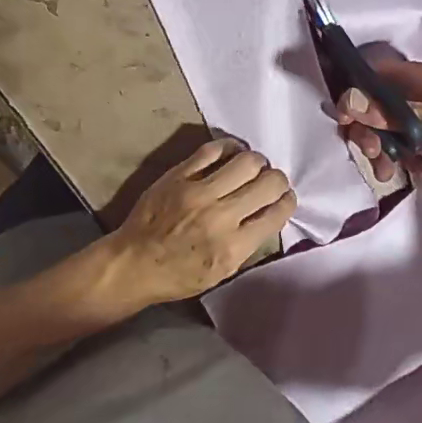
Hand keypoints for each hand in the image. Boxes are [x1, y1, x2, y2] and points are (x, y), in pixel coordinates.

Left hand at [88, 139, 296, 311]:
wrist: (134, 263)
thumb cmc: (178, 275)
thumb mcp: (223, 272)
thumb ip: (248, 243)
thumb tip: (268, 214)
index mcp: (234, 246)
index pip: (277, 213)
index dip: (287, 201)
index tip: (285, 198)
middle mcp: (221, 215)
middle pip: (269, 182)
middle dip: (278, 180)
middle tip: (271, 181)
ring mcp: (198, 191)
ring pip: (247, 161)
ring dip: (257, 162)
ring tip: (253, 167)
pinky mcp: (179, 175)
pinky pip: (213, 149)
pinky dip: (229, 147)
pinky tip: (233, 152)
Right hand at [336, 57, 421, 208]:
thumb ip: (389, 112)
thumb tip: (347, 99)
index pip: (371, 73)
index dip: (353, 94)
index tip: (345, 121)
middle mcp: (421, 89)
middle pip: (373, 103)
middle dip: (367, 130)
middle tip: (373, 153)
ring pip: (384, 125)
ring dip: (381, 149)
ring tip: (391, 172)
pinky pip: (400, 142)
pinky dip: (400, 157)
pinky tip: (415, 172)